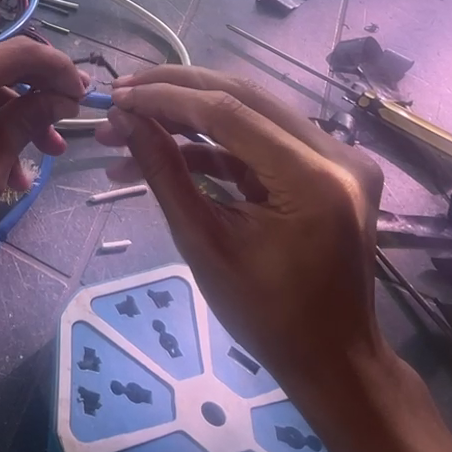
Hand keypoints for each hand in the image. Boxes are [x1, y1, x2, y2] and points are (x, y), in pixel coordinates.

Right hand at [98, 66, 451, 451]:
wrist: (334, 360)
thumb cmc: (266, 315)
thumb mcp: (202, 241)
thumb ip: (162, 170)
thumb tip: (123, 118)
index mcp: (312, 179)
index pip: (225, 111)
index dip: (163, 98)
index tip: (115, 98)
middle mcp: (335, 155)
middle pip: (239, 96)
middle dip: (170, 91)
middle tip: (118, 96)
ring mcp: (336, 157)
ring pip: (246, 108)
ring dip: (184, 112)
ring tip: (130, 125)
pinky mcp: (326, 166)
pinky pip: (257, 135)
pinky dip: (208, 140)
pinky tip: (163, 149)